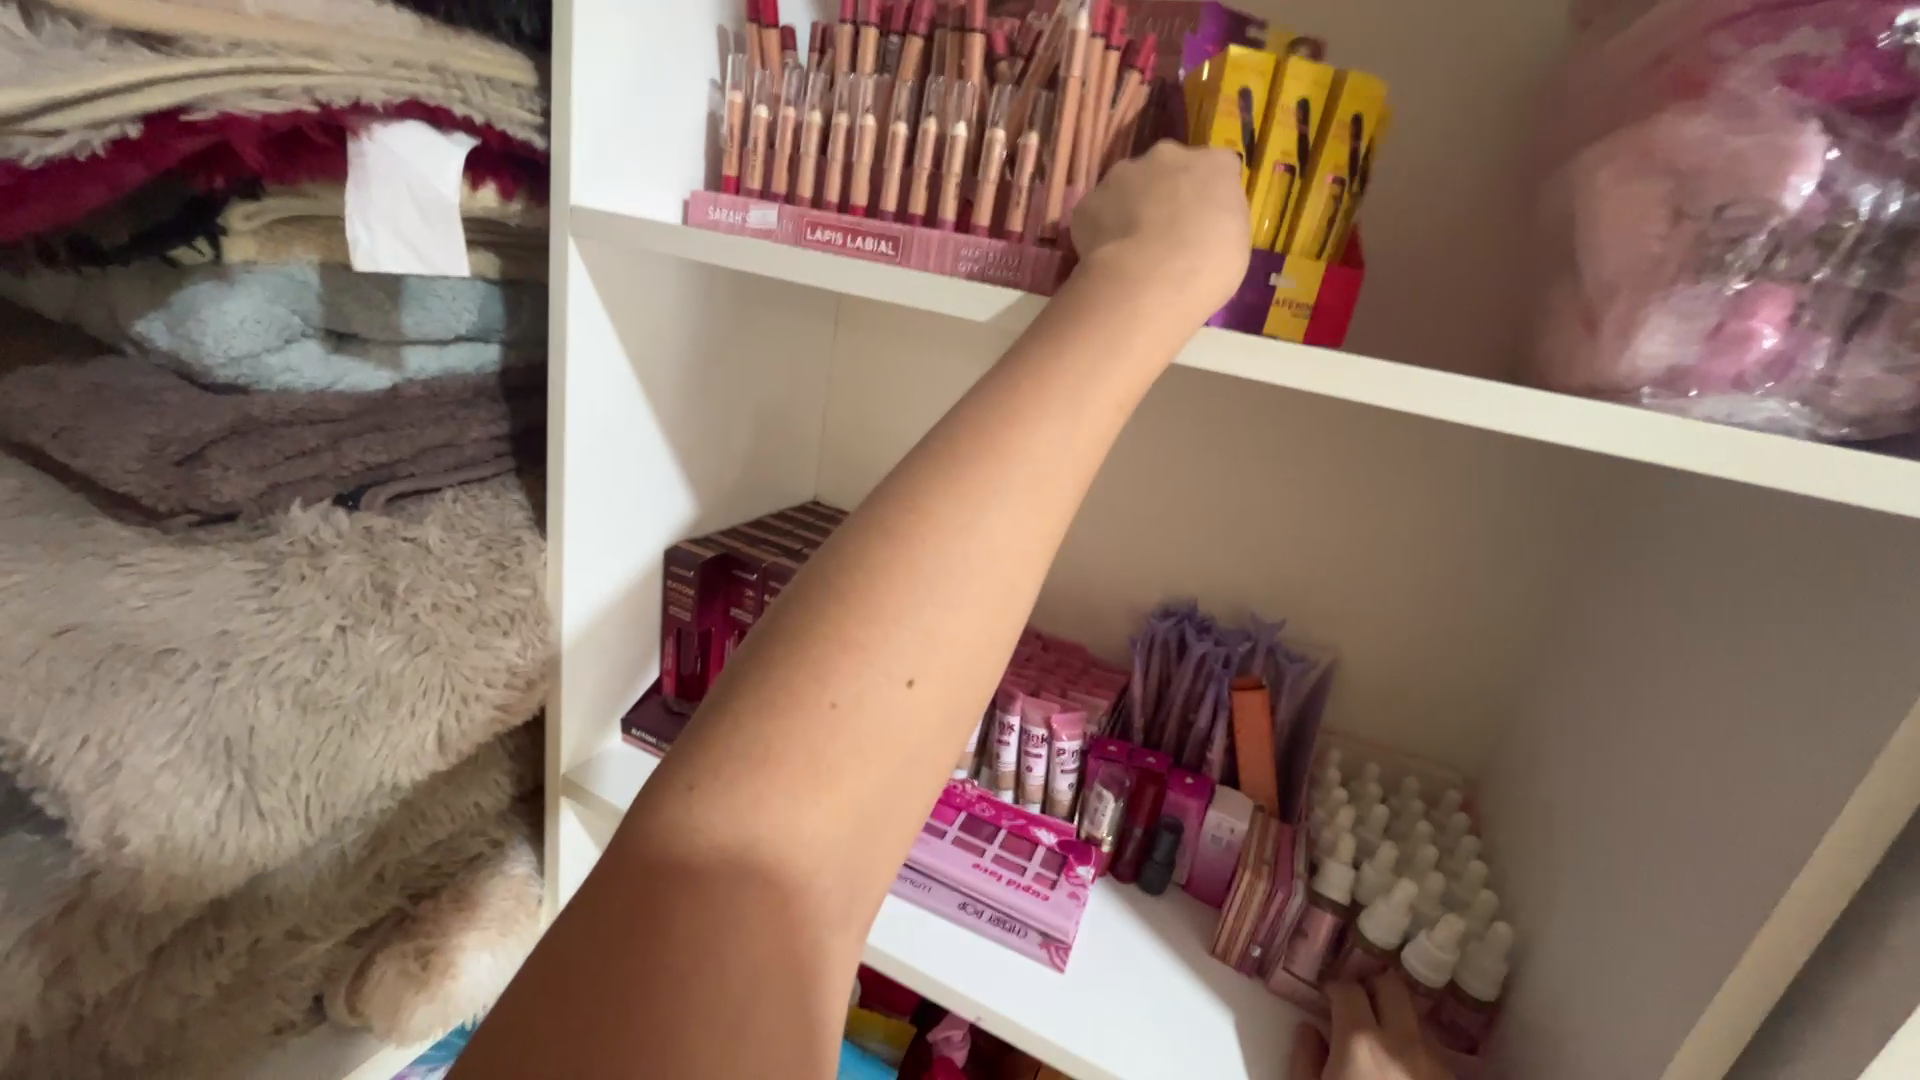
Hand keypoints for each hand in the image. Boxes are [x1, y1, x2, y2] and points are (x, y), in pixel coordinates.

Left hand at [1069, 141, 1251, 322]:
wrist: (1146, 282)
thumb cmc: (1206, 268)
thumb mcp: (1236, 245)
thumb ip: (1221, 220)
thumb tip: (1206, 221)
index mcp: (1213, 164)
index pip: (1217, 169)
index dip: (1207, 197)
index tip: (1202, 224)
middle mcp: (1166, 155)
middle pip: (1167, 170)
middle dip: (1164, 196)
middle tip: (1163, 236)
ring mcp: (1122, 175)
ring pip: (1126, 188)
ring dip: (1128, 210)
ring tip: (1129, 251)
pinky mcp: (1087, 201)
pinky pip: (1096, 214)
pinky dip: (1099, 233)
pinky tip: (1105, 260)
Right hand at [1289, 977, 1458, 1079]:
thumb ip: (1304, 1058)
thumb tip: (1311, 1030)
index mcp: (1360, 1041)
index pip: (1348, 988)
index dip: (1333, 988)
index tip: (1327, 998)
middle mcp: (1403, 1043)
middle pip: (1393, 987)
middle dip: (1372, 988)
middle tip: (1358, 1005)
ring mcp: (1436, 1068)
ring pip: (1418, 1021)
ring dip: (1398, 1022)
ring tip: (1383, 1047)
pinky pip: (1435, 1056)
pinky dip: (1417, 1054)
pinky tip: (1403, 1076)